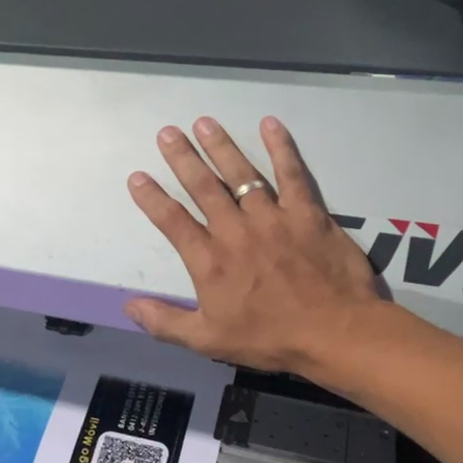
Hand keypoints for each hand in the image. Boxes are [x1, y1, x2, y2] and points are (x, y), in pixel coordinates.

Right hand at [125, 116, 394, 385]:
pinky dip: (281, 147)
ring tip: (204, 122)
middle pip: (203, 187)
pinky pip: (292, 174)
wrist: (333, 332)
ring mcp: (273, 218)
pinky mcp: (307, 213)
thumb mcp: (208, 340)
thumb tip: (129, 306)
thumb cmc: (269, 338)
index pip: (172, 221)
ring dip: (221, 146)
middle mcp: (235, 231)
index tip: (137, 177)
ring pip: (242, 174)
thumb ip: (166, 322)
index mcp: (209, 261)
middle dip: (182, 158)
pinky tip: (270, 125)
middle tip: (167, 133)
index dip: (152, 198)